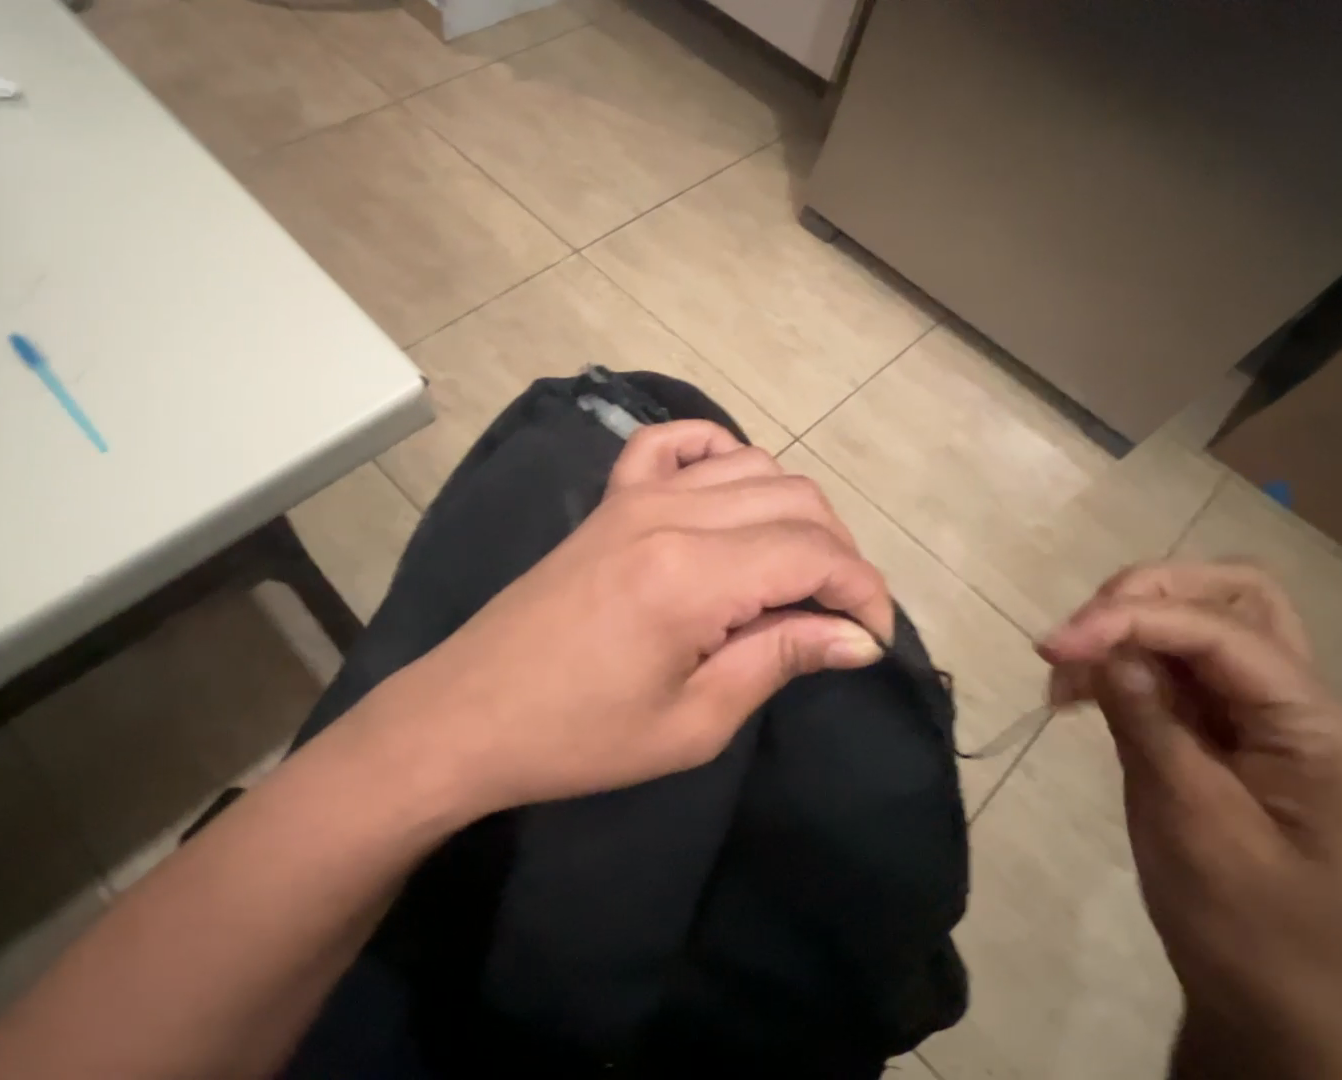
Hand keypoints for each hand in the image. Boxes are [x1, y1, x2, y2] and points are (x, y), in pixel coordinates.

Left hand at [349, 421, 893, 818]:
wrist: (468, 716)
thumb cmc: (579, 739)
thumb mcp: (692, 723)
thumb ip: (779, 659)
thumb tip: (856, 637)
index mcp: (693, 574)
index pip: (816, 553)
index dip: (864, 592)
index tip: (873, 639)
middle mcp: (670, 514)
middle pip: (794, 500)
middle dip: (839, 555)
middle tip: (838, 617)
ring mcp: (633, 498)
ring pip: (749, 467)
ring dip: (793, 513)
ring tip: (796, 574)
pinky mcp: (607, 503)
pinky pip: (673, 445)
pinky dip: (718, 454)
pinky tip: (731, 492)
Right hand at [1039, 563, 1341, 1079]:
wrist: (1288, 1018)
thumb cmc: (1249, 932)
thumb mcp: (1191, 826)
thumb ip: (1148, 723)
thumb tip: (1099, 644)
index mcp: (1323, 730)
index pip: (1222, 631)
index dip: (1129, 619)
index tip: (1049, 645)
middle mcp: (1311, 708)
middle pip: (1235, 600)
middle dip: (1144, 597)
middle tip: (1074, 636)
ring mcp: (1279, 724)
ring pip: (1210, 629)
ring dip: (1132, 629)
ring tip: (1064, 674)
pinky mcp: (1244, 743)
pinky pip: (1190, 678)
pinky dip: (1133, 669)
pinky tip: (1085, 695)